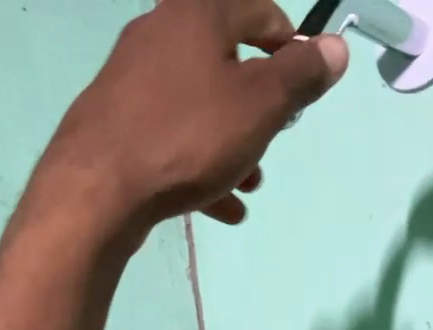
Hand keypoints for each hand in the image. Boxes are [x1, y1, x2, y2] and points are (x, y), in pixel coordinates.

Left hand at [38, 0, 348, 228]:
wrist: (98, 187)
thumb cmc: (188, 137)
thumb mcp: (260, 106)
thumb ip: (300, 76)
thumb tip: (334, 48)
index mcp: (197, 14)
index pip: (259, 12)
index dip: (289, 47)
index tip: (301, 88)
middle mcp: (158, 34)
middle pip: (225, 65)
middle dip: (256, 109)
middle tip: (270, 143)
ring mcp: (130, 81)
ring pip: (197, 109)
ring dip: (230, 146)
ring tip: (248, 186)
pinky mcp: (114, 124)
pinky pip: (169, 139)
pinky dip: (198, 167)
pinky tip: (219, 207)